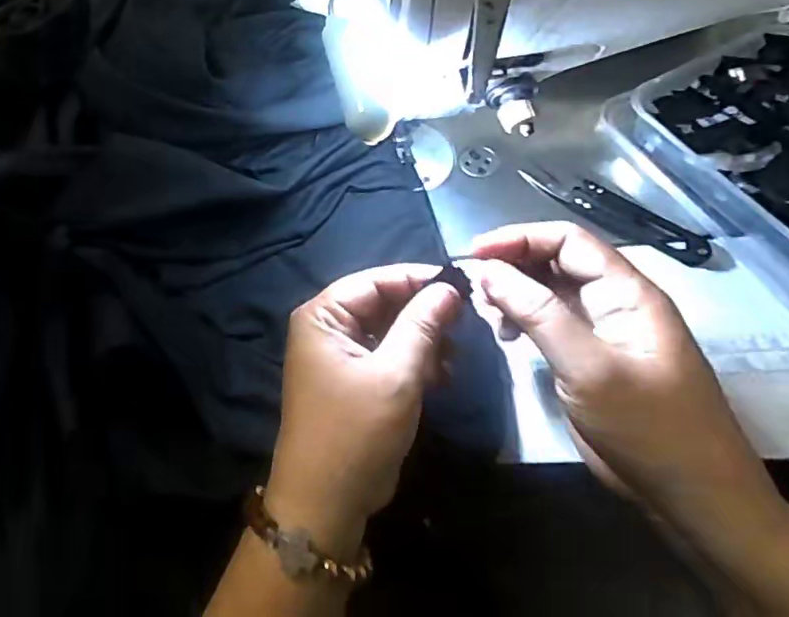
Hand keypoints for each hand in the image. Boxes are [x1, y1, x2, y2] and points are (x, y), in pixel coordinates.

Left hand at [267, 265, 462, 558]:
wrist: (325, 508)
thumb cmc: (356, 433)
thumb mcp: (396, 375)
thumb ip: (422, 325)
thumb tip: (448, 288)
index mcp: (323, 316)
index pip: (375, 280)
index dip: (417, 279)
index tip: (460, 284)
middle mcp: (326, 328)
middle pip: (382, 303)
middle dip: (423, 313)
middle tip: (465, 321)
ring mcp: (338, 356)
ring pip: (389, 330)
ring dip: (423, 339)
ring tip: (457, 355)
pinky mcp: (352, 381)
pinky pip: (387, 355)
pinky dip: (414, 360)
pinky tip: (444, 374)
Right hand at [472, 223, 781, 536]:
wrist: (697, 504)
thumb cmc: (649, 429)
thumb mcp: (589, 368)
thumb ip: (539, 313)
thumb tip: (488, 270)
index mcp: (626, 290)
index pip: (567, 240)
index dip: (519, 238)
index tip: (475, 253)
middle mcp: (615, 302)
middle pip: (557, 261)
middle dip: (513, 265)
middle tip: (473, 287)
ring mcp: (605, 332)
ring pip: (552, 293)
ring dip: (515, 294)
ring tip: (486, 312)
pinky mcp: (594, 361)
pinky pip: (553, 324)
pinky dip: (525, 321)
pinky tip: (506, 335)